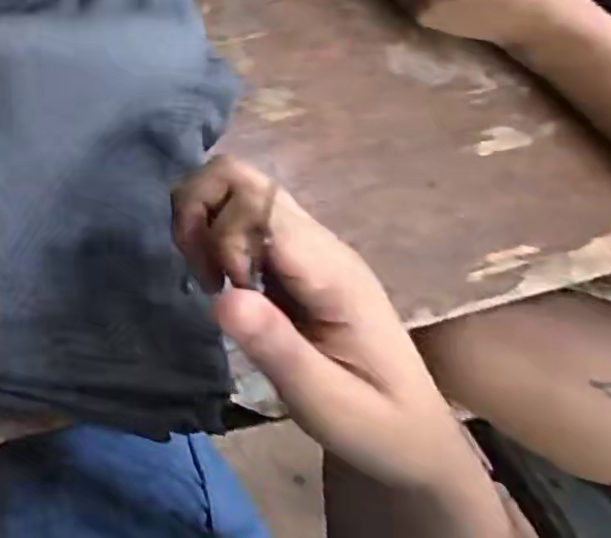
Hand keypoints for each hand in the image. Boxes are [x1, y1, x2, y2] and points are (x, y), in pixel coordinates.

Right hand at [172, 159, 483, 498]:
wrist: (414, 435)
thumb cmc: (376, 425)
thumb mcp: (330, 406)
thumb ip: (277, 350)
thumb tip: (220, 298)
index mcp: (331, 269)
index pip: (259, 206)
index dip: (223, 237)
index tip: (224, 291)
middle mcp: (314, 238)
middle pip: (237, 175)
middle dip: (197, 211)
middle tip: (201, 272)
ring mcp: (301, 238)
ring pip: (230, 183)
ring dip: (198, 218)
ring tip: (207, 275)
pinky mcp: (285, 247)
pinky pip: (233, 208)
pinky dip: (207, 230)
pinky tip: (218, 277)